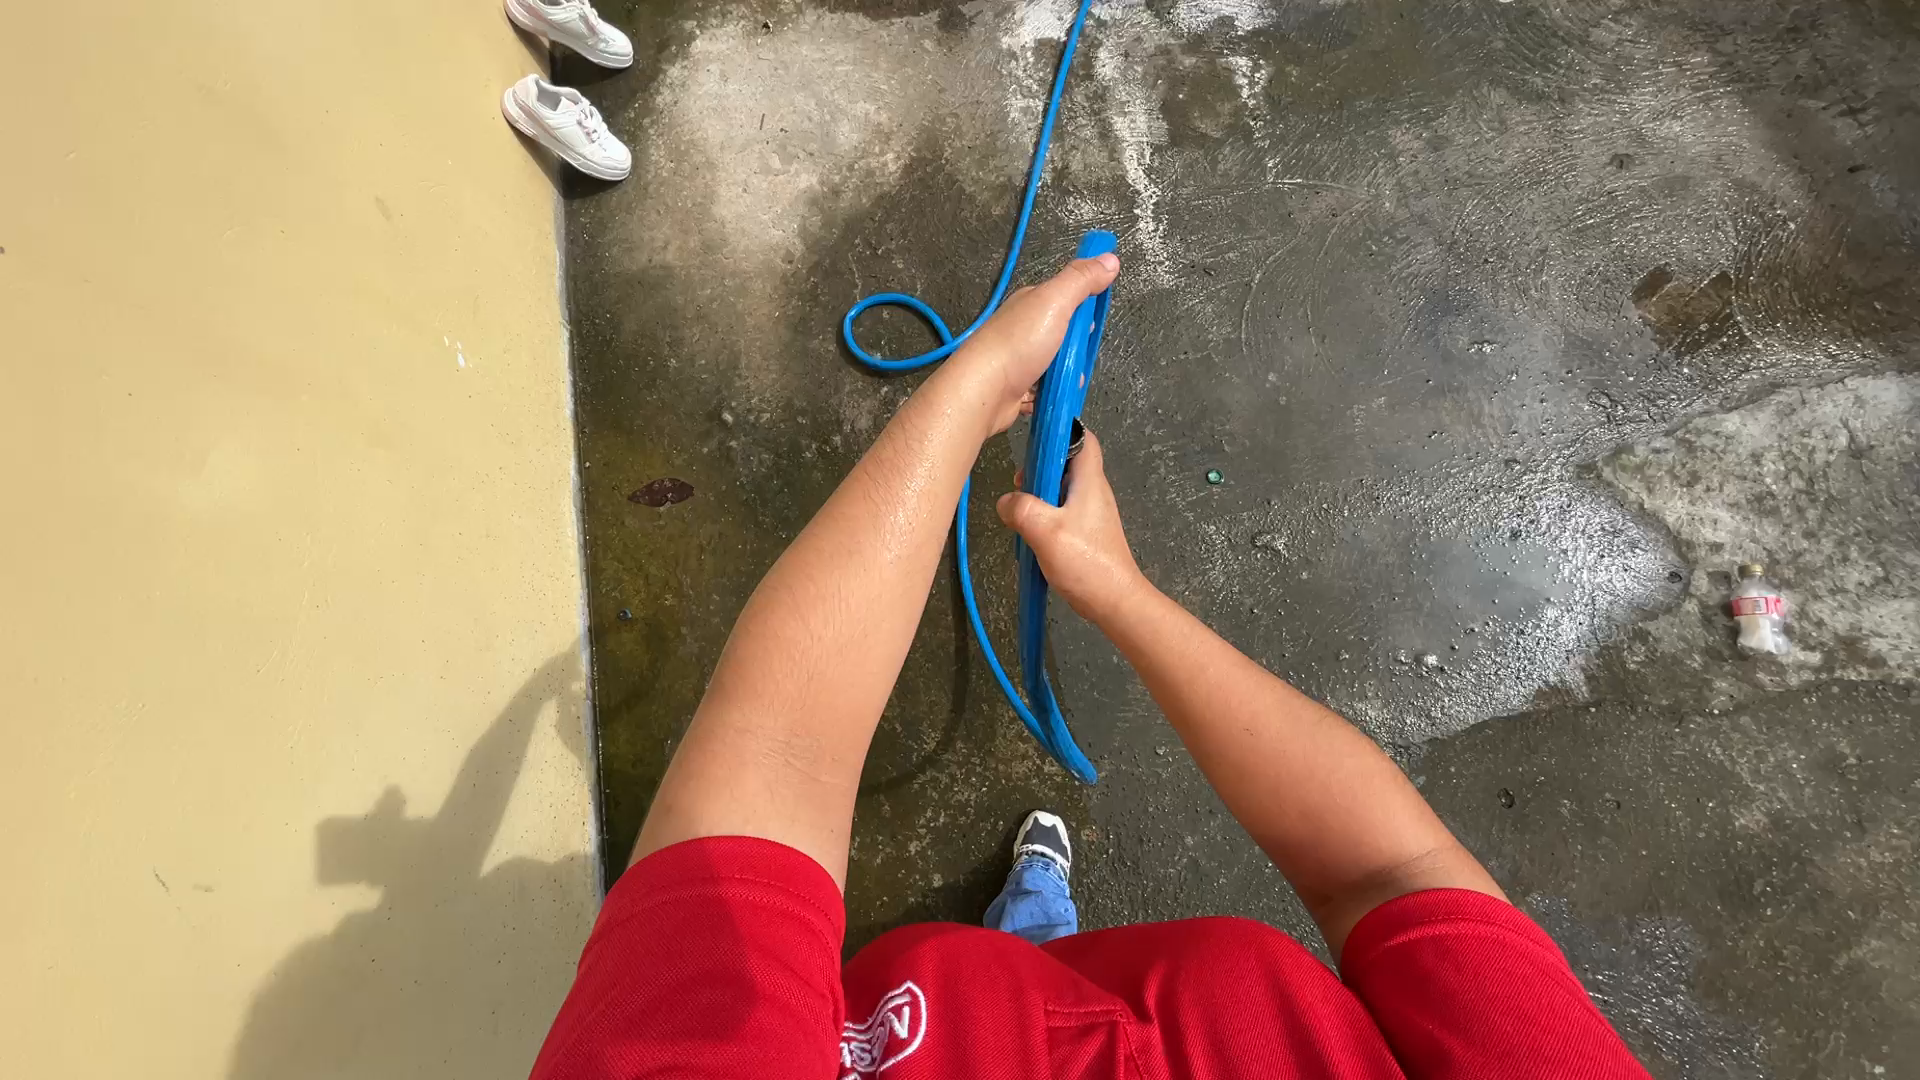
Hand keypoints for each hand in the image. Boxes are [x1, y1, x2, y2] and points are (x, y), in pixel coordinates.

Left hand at [950, 253, 1119, 433]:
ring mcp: (1019, 360)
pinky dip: (1051, 393)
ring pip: (1055, 364)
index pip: (1066, 296)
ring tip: (1068, 378)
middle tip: (1078, 352)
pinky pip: (1043, 390)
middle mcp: (1023, 329)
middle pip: (1063, 334)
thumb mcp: (1055, 301)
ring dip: (1066, 374)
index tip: (1095, 318)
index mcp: (1031, 303)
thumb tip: (1108, 259)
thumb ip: (1081, 279)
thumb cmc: (1015, 345)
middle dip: (1077, 346)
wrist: (983, 392)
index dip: (1085, 306)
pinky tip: (1054, 394)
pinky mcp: (1016, 388)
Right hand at [995, 429, 1148, 623]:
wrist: (1114, 601)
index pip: (1084, 438)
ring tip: (1021, 508)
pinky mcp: (1087, 532)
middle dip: (1041, 466)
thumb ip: (1020, 509)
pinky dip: (1045, 514)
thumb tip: (1005, 501)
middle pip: (1068, 463)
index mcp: (1089, 481)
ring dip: (1040, 494)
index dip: (1062, 430)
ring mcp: (1091, 513)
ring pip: (1062, 489)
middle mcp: (1093, 492)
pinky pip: (1062, 512)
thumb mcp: (1045, 531)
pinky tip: (1031, 532)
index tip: (1036, 435)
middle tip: (1021, 481)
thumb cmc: (1086, 562)